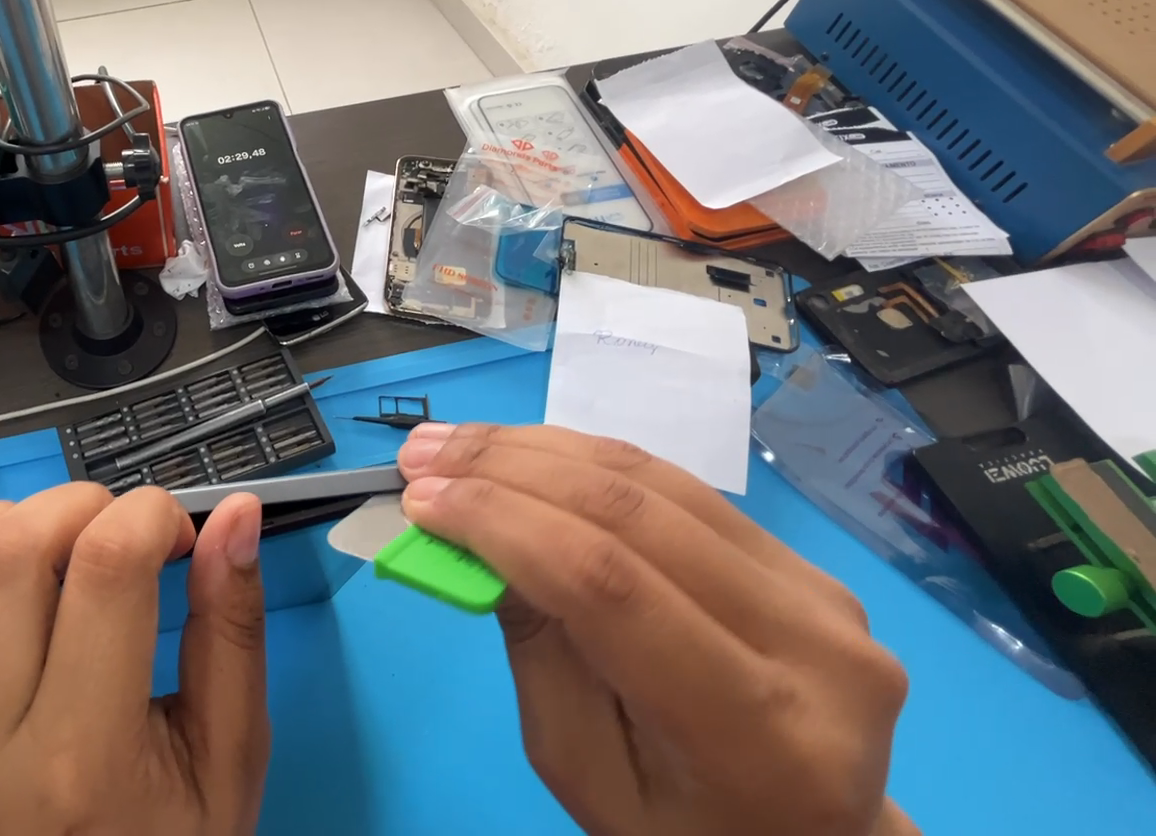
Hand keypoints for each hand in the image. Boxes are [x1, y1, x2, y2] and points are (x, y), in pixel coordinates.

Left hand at [0, 482, 269, 835]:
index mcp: (83, 756)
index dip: (151, 514)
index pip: (103, 571)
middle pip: (5, 554)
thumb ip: (233, 626)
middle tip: (118, 534)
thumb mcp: (230, 750)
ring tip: (52, 546)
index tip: (178, 531)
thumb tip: (237, 511)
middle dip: (77, 505)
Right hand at [397, 423, 916, 835]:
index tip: (419, 500)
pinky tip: (517, 449)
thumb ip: (534, 646)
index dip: (501, 523)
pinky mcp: (799, 558)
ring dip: (532, 446)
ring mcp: (819, 590)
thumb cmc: (676, 826)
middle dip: (503, 468)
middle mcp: (813, 646)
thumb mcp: (580, 767)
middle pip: (629, 514)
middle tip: (419, 454)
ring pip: (648, 478)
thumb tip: (472, 534)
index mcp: (759, 737)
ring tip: (451, 442)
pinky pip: (671, 482)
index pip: (607, 585)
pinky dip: (578, 455)